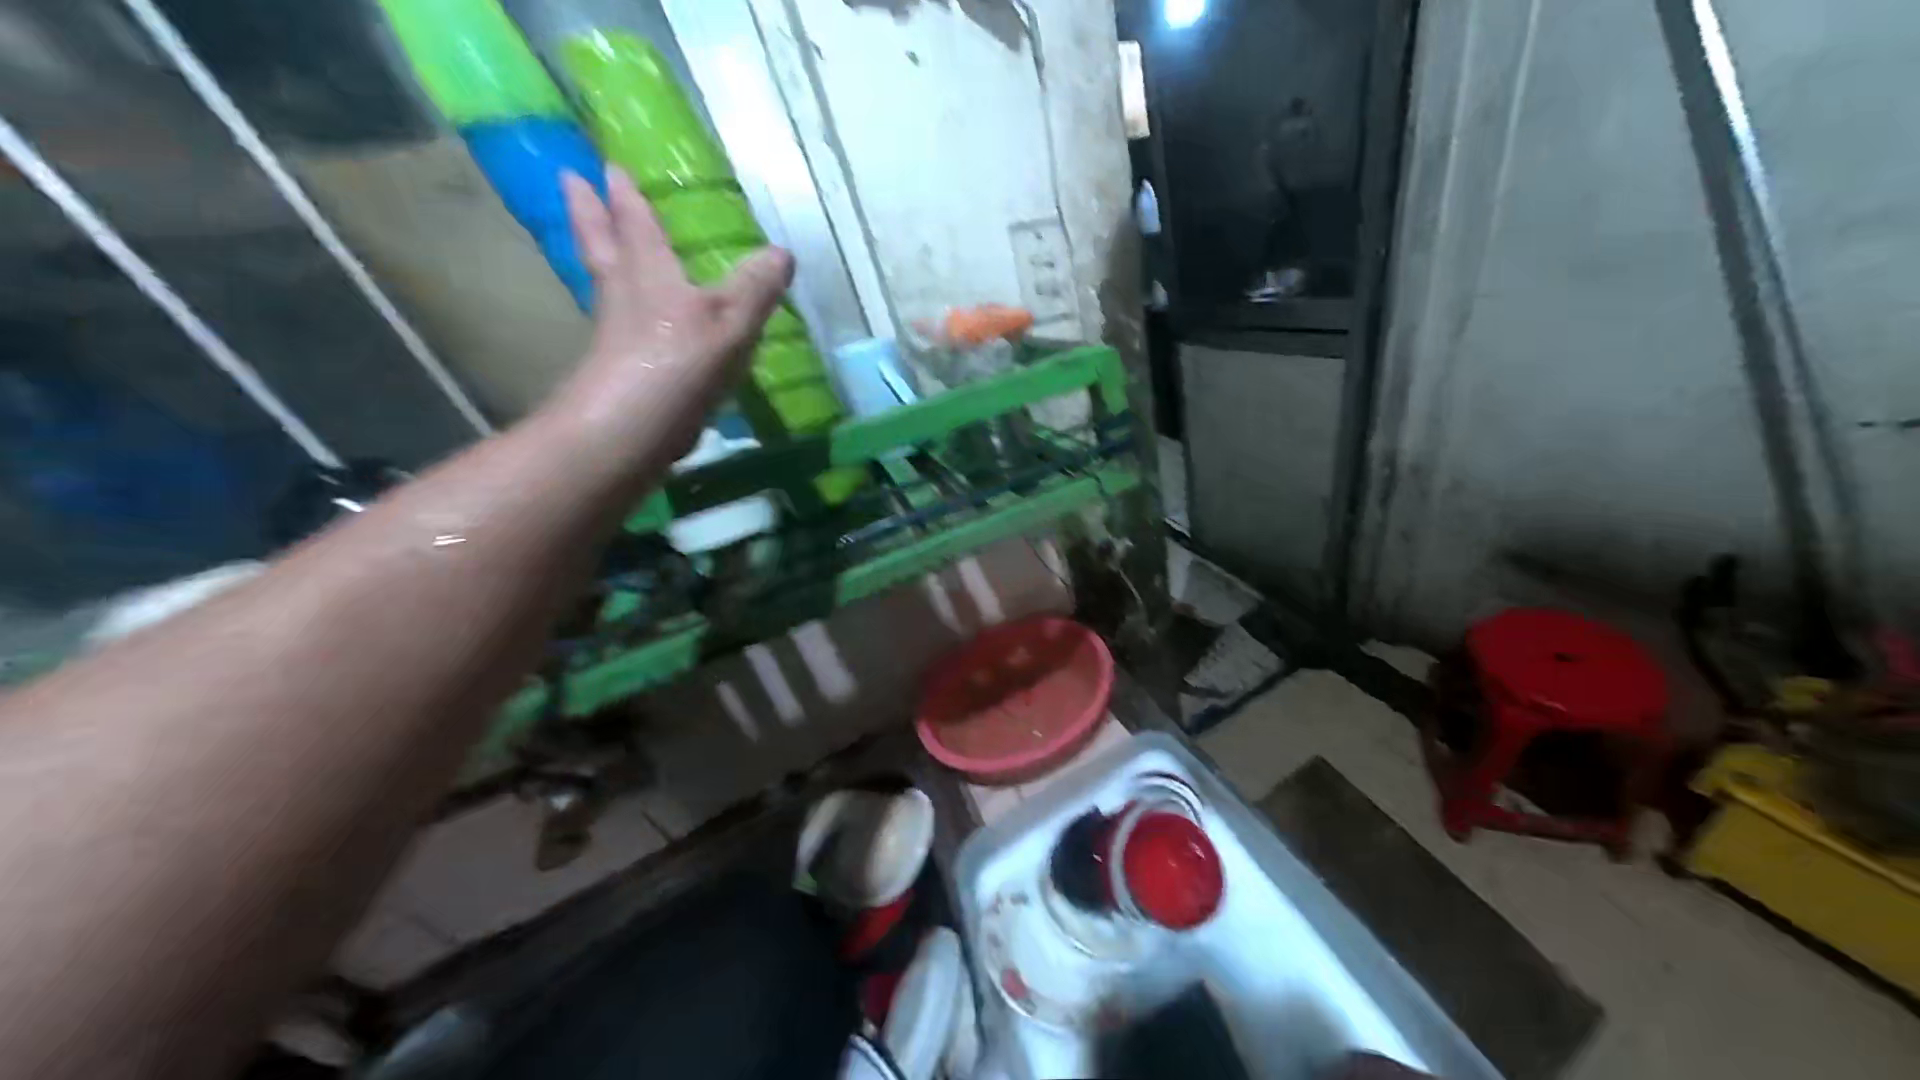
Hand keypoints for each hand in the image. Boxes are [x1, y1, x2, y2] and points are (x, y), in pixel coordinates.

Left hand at [547, 166, 793, 473]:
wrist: (627, 431)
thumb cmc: (676, 365)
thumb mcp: (729, 323)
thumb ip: (755, 288)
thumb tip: (782, 252)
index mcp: (650, 274)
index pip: (636, 225)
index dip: (625, 197)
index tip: (607, 166)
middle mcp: (626, 297)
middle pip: (604, 247)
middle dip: (590, 215)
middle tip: (570, 180)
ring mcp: (618, 337)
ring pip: (608, 286)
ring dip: (602, 259)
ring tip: (603, 246)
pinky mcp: (621, 373)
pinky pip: (622, 327)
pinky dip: (624, 313)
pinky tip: (640, 326)